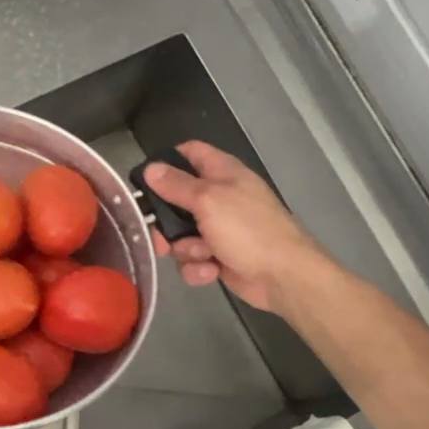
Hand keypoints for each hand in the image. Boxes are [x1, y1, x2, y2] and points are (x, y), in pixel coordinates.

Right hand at [142, 142, 324, 313]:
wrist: (282, 275)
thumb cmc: (247, 229)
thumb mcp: (208, 200)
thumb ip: (177, 185)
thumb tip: (150, 168)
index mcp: (223, 173)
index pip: (190, 153)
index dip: (167, 162)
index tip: (147, 181)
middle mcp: (220, 197)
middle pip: (177, 201)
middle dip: (165, 222)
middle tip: (158, 237)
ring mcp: (220, 229)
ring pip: (182, 236)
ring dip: (186, 249)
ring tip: (202, 255)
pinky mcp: (219, 257)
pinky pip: (194, 259)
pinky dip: (199, 267)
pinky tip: (211, 272)